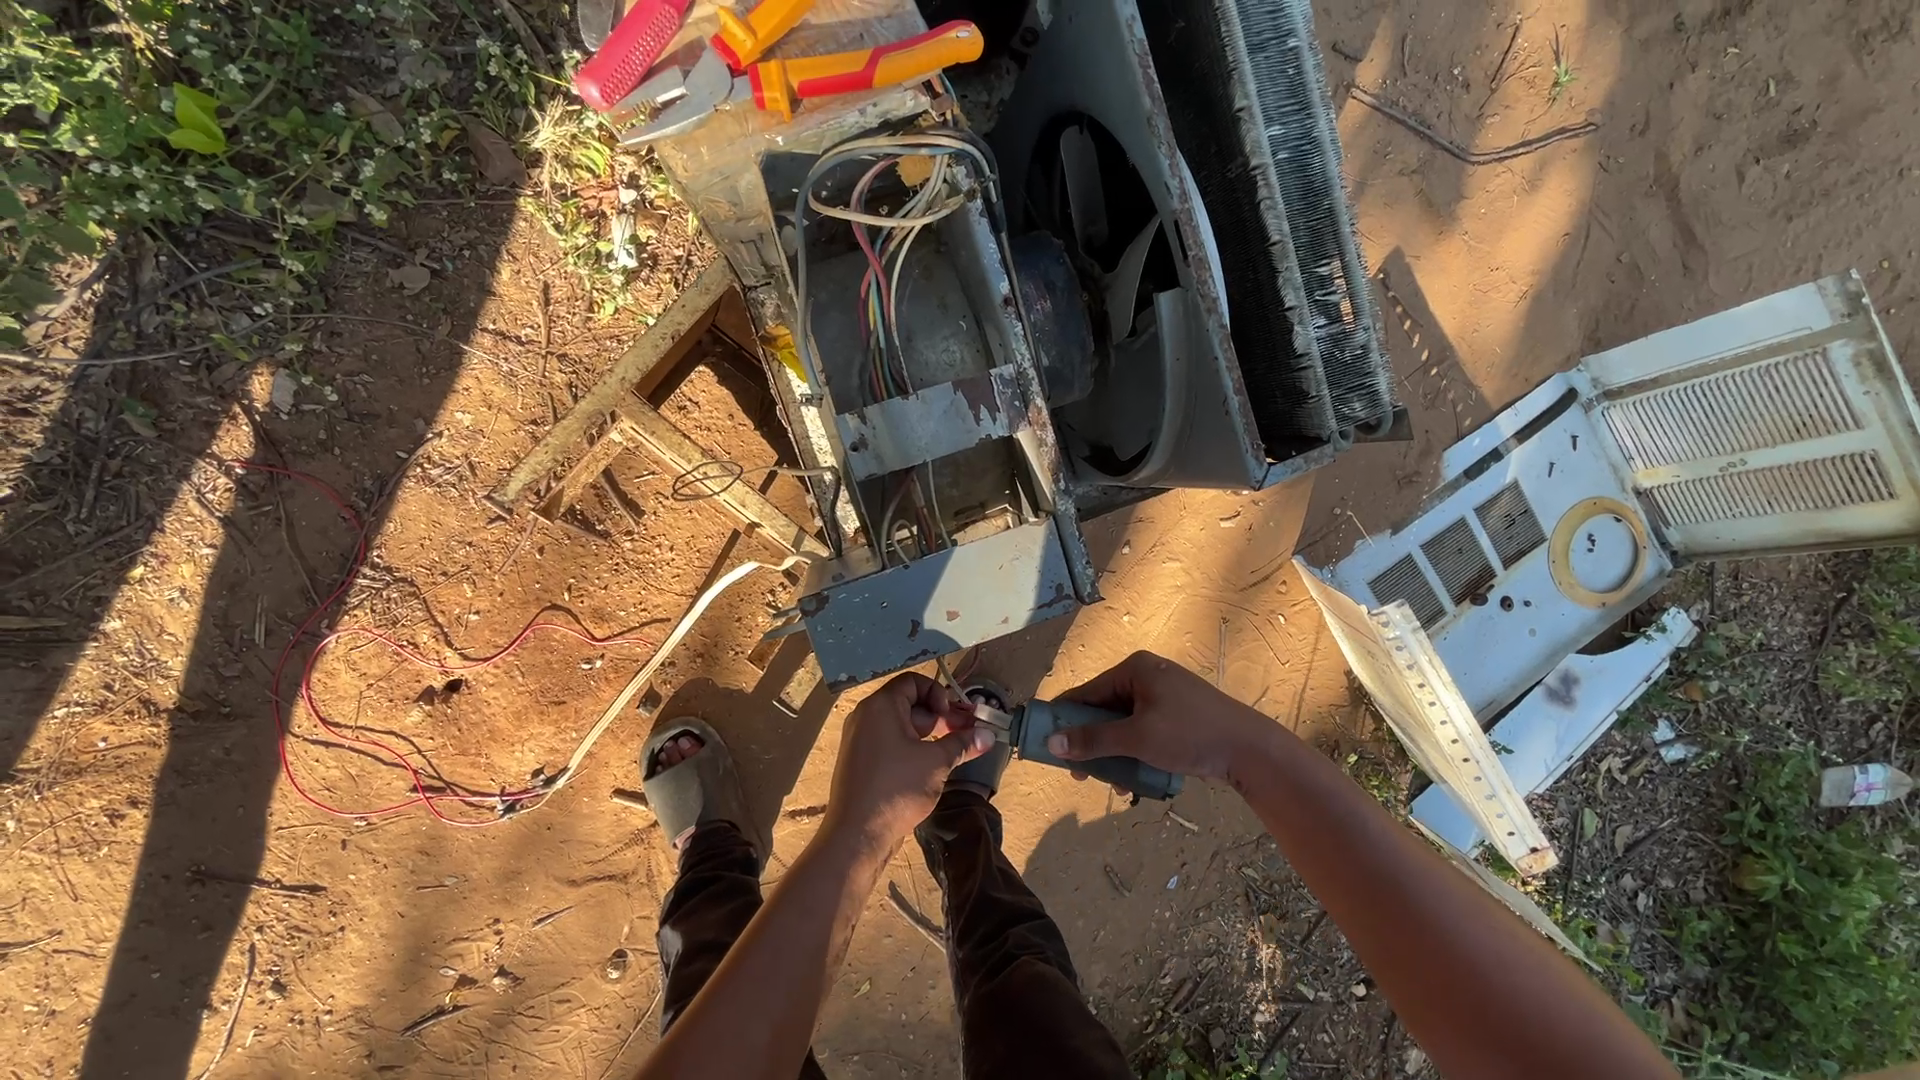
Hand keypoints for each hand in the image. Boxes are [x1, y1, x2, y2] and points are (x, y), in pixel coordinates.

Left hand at [823, 672, 992, 855]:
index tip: (952, 717)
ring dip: (929, 735)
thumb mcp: (936, 763)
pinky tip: (932, 768)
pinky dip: (912, 749)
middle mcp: (866, 717)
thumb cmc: (897, 789)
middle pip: (908, 703)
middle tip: (966, 734)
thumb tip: (988, 735)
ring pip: (901, 726)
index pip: (913, 681)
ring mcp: (860, 741)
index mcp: (880, 706)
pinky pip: (890, 744)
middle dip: (940, 717)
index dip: (938, 693)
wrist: (857, 835)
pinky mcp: (861, 763)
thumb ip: (962, 743)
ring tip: (954, 753)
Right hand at [1049, 650, 1281, 783]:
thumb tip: (1052, 744)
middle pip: (1104, 710)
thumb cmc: (1191, 735)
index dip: (1065, 720)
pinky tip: (1137, 779)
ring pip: (1123, 725)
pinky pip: (1143, 731)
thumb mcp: (1137, 738)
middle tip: (1083, 775)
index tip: (1050, 748)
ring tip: (1116, 784)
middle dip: (1093, 744)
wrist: (1251, 749)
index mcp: (1135, 669)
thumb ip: (1093, 740)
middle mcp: (1147, 675)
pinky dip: (1135, 753)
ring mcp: (1164, 695)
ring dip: (1114, 755)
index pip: (1086, 692)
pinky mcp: (1178, 715)